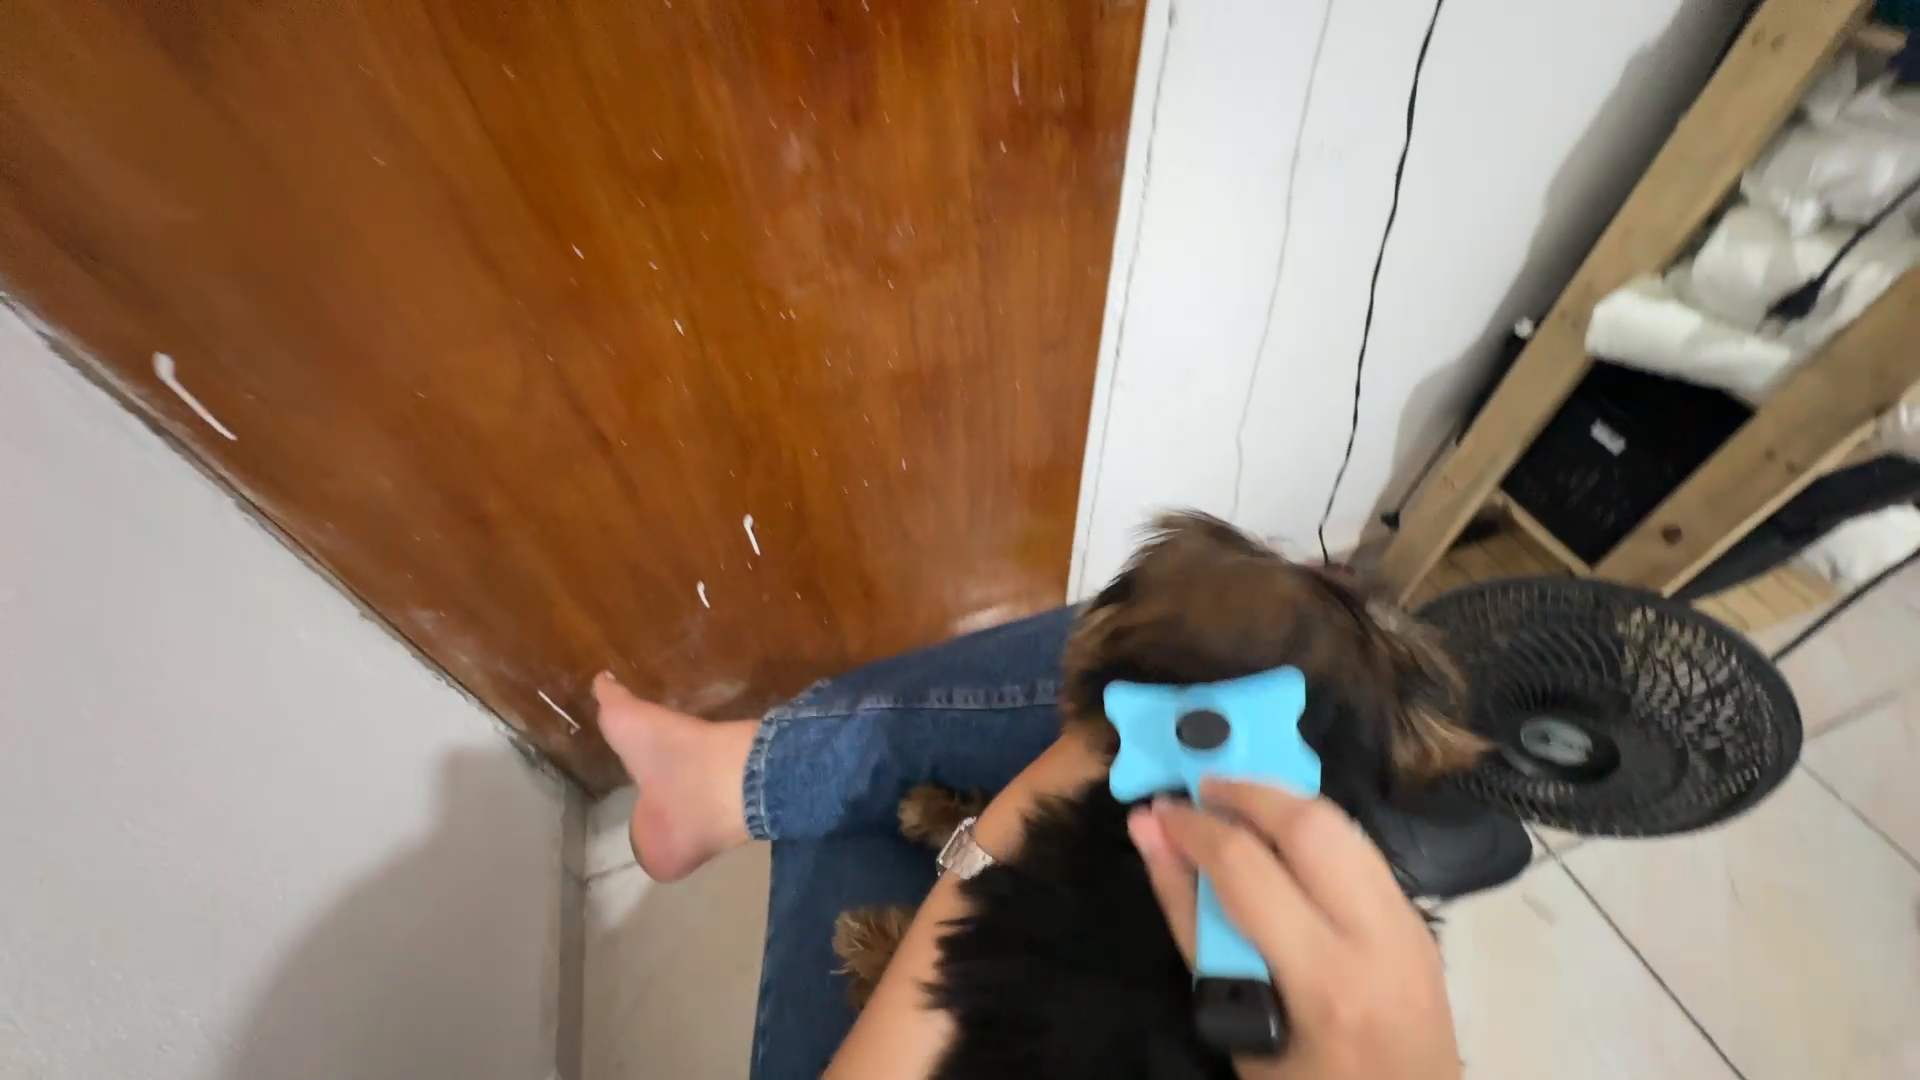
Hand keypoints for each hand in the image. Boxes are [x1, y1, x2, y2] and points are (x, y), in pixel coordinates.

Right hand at [1127, 780, 1460, 1079]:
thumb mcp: (1226, 1013)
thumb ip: (1185, 912)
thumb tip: (1147, 833)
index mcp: (1325, 980)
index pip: (1246, 866)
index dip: (1193, 826)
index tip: (1158, 812)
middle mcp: (1380, 940)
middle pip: (1308, 825)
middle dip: (1244, 792)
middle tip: (1198, 791)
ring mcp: (1410, 927)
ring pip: (1340, 823)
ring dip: (1278, 800)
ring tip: (1232, 804)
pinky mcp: (1418, 921)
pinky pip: (1356, 847)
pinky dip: (1307, 827)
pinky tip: (1276, 836)